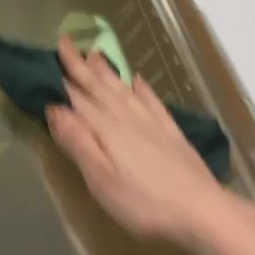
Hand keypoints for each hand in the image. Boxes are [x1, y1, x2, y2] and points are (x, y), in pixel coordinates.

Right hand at [46, 36, 237, 246]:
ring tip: (95, 54)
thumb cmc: (142, 202)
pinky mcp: (171, 135)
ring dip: (107, 72)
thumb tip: (54, 109)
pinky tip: (138, 80)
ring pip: (123, 91)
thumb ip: (77, 142)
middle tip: (67, 42)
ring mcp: (152, 125)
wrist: (202, 212)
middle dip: (81, 66)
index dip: (64, 77)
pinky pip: (152, 103)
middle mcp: (128, 119)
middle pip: (100, 88)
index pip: (79, 98)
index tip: (52, 53)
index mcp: (107, 129)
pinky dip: (143, 89)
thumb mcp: (100, 179)